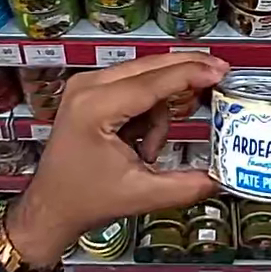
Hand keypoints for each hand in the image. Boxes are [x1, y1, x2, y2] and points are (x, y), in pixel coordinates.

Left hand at [5, 53, 227, 267]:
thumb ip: (185, 185)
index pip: (153, 81)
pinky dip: (148, 110)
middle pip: (150, 66)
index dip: (190, 73)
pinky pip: (134, 86)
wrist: (50, 205)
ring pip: (145, 77)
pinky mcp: (90, 90)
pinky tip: (139, 141)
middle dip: (186, 71)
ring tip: (149, 150)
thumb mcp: (140, 195)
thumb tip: (221, 177)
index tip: (220, 70)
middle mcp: (88, 86)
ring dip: (161, 109)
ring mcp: (86, 84)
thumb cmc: (85, 199)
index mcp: (95, 107)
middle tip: (219, 74)